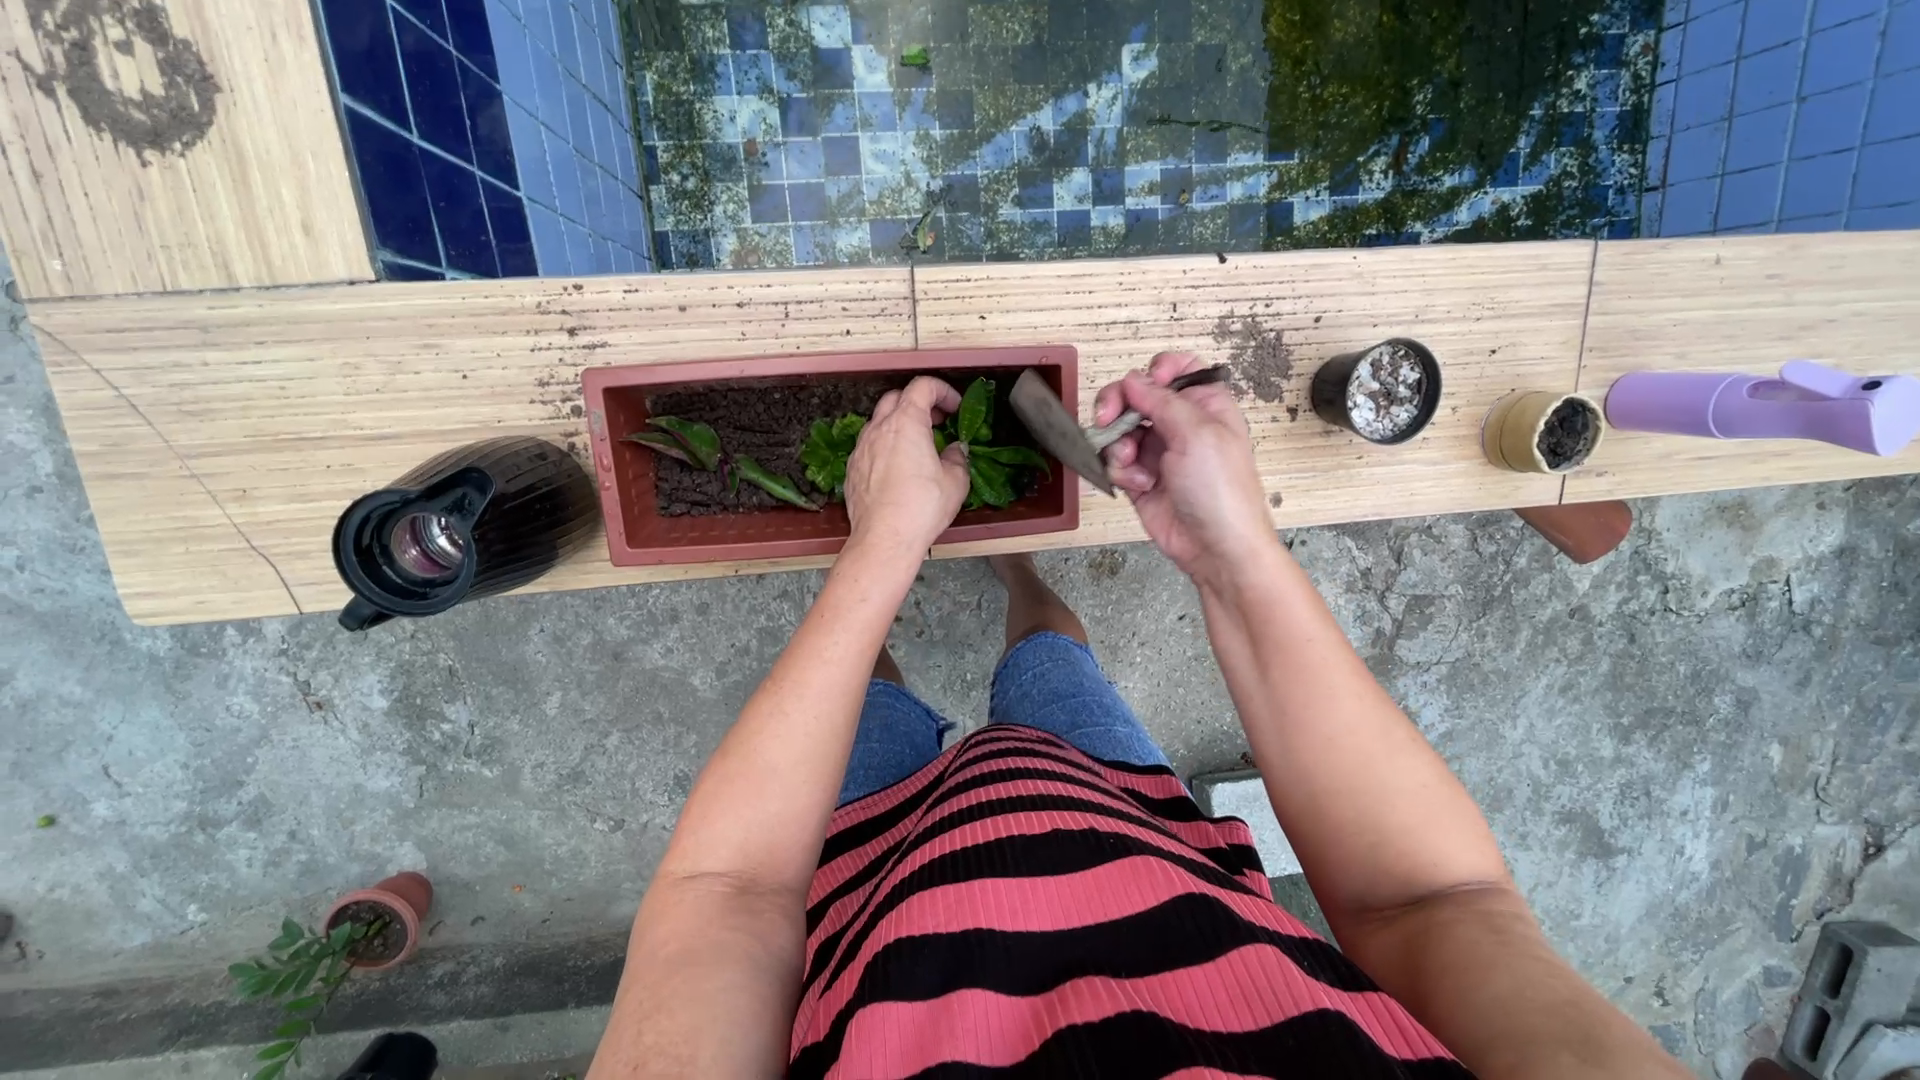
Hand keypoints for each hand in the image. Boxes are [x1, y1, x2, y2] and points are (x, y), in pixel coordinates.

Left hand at [844, 376, 972, 552]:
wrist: (884, 538)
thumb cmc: (921, 507)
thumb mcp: (955, 481)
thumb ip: (958, 458)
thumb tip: (956, 450)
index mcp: (906, 422)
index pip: (922, 386)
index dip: (943, 391)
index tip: (955, 407)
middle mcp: (879, 429)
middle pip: (896, 398)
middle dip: (918, 403)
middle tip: (937, 420)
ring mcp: (861, 449)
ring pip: (879, 422)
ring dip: (899, 425)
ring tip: (917, 445)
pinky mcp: (852, 470)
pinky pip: (869, 447)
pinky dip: (885, 446)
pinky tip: (898, 467)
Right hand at [1097, 352, 1278, 581]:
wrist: (1216, 547)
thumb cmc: (1222, 490)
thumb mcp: (1197, 433)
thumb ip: (1161, 400)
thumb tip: (1132, 380)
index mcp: (1205, 404)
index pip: (1175, 370)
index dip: (1154, 372)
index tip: (1140, 388)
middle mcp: (1180, 424)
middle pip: (1136, 396)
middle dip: (1118, 406)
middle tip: (1106, 418)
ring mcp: (1159, 452)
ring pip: (1119, 430)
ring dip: (1118, 445)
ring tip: (1131, 464)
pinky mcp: (1140, 479)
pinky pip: (1115, 462)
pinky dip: (1120, 471)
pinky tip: (1139, 486)